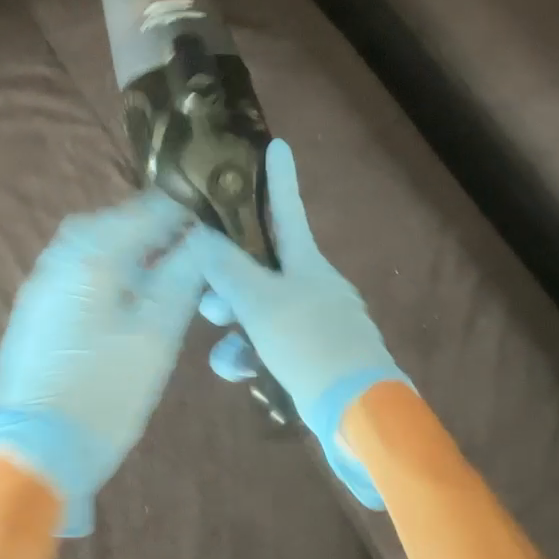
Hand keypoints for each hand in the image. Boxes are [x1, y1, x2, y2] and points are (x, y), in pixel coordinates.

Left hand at [0, 191, 206, 536]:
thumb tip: (201, 238)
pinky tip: (123, 301)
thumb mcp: (156, 336)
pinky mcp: (33, 310)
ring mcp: (40, 283)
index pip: (147, 209)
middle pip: (113, 220)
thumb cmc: (103, 392)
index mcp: (92, 254)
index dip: (183, 214)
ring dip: (128, 250)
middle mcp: (60, 256)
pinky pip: (75, 270)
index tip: (211, 231)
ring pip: (91, 245)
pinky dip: (104, 272)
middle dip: (152, 230)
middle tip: (187, 255)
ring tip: (161, 278)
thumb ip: (181, 278)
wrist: (31, 453)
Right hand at [196, 140, 411, 507]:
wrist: (360, 415)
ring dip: (235, 325)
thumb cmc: (309, 344)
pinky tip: (239, 374)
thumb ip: (225, 268)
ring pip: (262, 309)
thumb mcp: (260, 303)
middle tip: (203, 297)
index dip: (278, 178)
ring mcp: (316, 321)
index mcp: (306, 262)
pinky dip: (252, 354)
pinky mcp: (315, 358)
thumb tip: (198, 235)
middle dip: (228, 278)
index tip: (278, 144)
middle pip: (262, 265)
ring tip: (222, 355)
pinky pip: (273, 343)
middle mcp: (313, 285)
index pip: (286, 208)